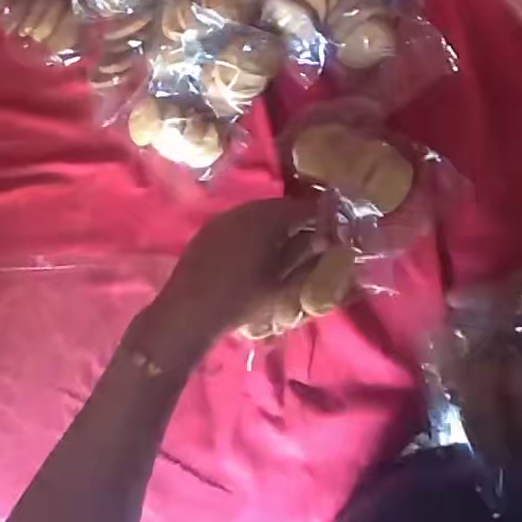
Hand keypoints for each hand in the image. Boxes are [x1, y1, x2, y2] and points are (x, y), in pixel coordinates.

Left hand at [133, 198, 315, 365]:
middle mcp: (245, 209)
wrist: (187, 314)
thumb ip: (309, 262)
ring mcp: (224, 218)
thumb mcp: (284, 286)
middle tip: (314, 243)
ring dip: (277, 227)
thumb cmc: (241, 301)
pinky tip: (257, 255)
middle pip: (281, 208)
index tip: (334, 235)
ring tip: (287, 251)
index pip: (304, 207)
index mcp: (267, 218)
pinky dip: (255, 233)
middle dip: (299, 222)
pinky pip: (241, 223)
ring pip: (260, 215)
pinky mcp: (209, 231)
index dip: (323, 219)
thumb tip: (327, 246)